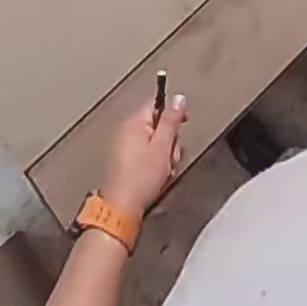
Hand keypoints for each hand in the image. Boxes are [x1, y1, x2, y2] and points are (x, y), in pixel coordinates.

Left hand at [101, 95, 186, 217]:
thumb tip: (178, 97)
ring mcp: (124, 145)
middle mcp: (126, 129)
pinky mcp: (125, 159)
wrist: (121, 208)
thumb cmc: (141, 177)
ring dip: (164, 152)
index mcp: (134, 122)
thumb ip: (171, 120)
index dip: (173, 111)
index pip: (157, 103)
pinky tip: (158, 175)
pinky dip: (155, 161)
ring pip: (154, 139)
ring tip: (165, 168)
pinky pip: (146, 152)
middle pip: (157, 123)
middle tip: (172, 154)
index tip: (184, 122)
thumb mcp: (162, 146)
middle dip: (170, 138)